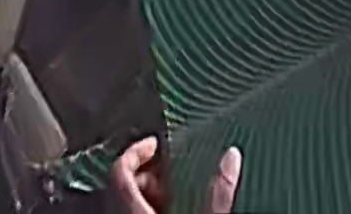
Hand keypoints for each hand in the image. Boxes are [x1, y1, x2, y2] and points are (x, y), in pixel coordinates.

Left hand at [109, 136, 240, 213]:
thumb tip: (232, 155)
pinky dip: (146, 205)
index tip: (155, 144)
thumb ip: (218, 193)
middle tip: (168, 169)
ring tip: (172, 190)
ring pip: (124, 201)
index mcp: (134, 210)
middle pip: (121, 185)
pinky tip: (172, 208)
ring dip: (146, 190)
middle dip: (146, 171)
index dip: (135, 151)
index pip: (119, 170)